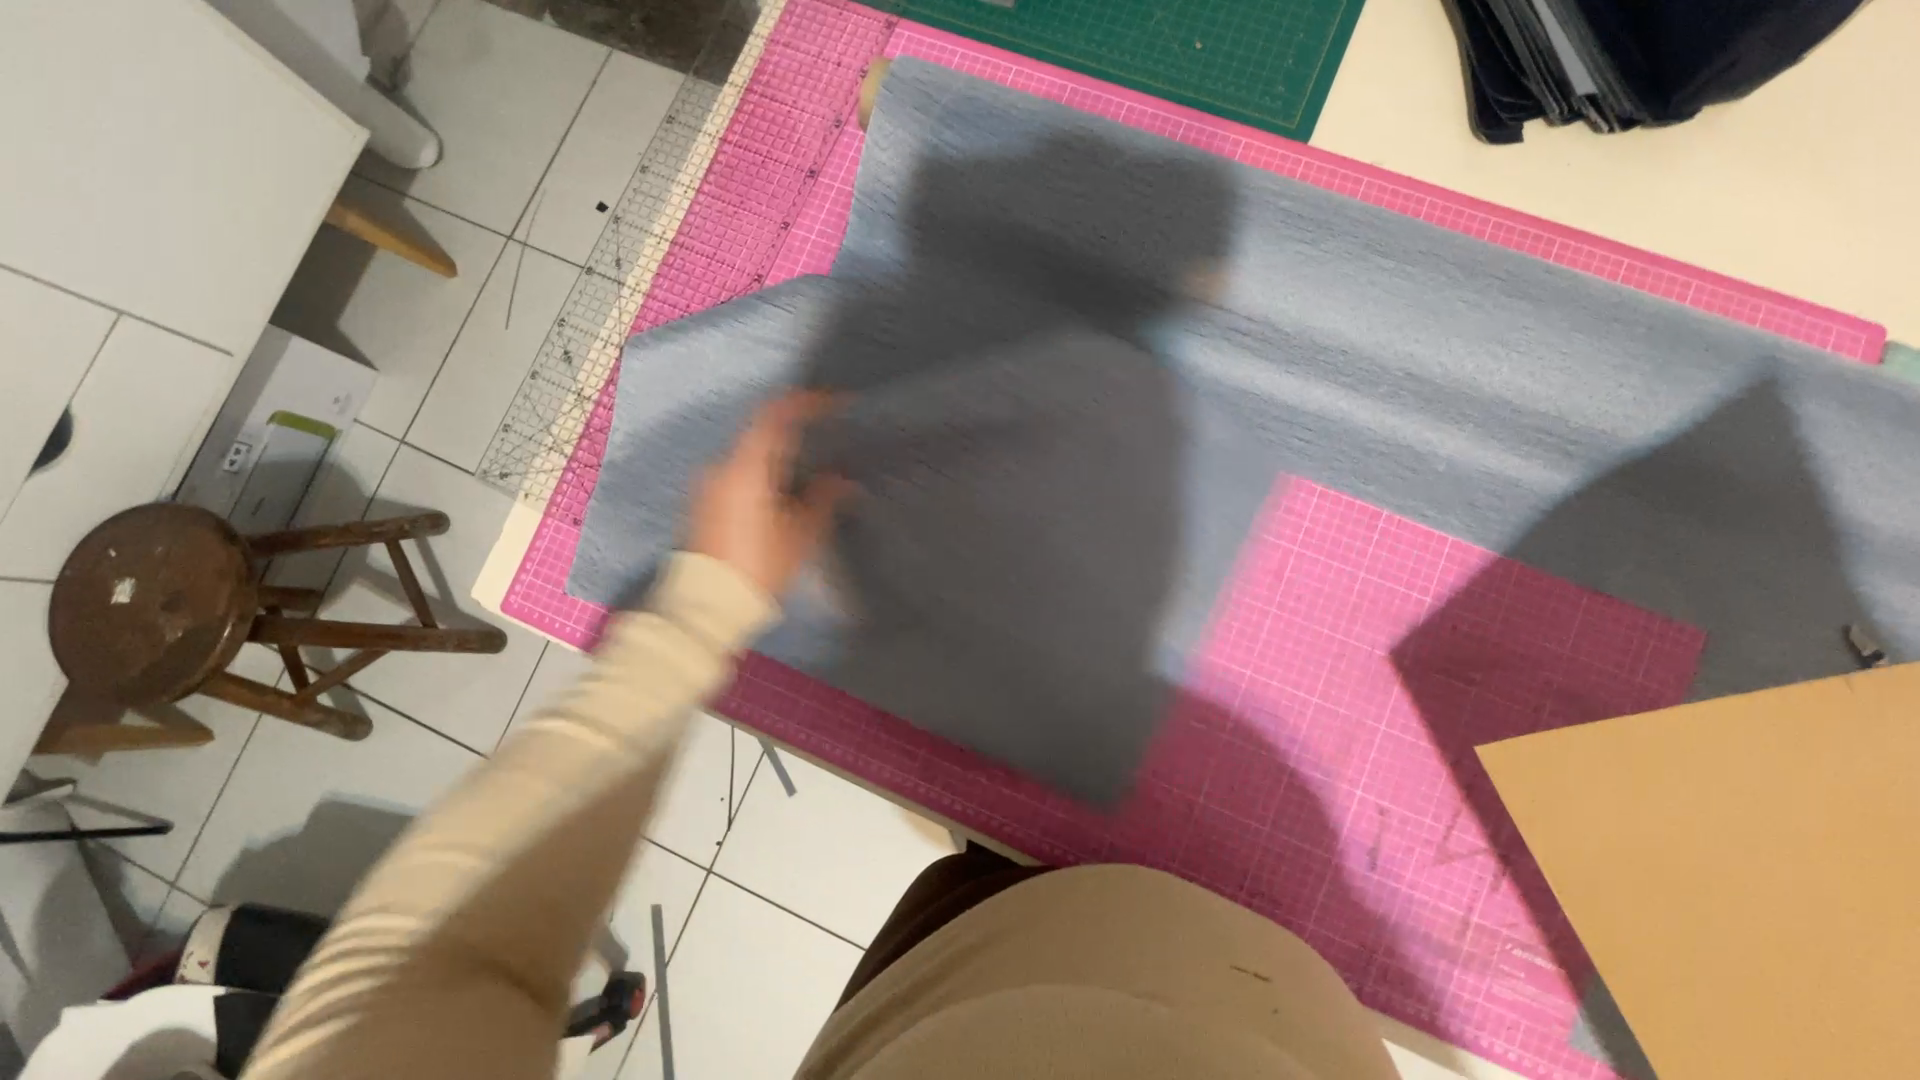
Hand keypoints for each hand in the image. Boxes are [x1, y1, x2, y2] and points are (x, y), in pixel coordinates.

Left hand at [686, 391, 852, 595]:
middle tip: (830, 446)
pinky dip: (765, 476)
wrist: (708, 606)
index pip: (775, 416)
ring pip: (752, 458)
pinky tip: (786, 497)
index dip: (806, 403)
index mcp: (745, 468)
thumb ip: (824, 499)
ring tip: (813, 477)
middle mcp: (721, 468)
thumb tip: (843, 479)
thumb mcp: (800, 536)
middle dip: (797, 437)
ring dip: (781, 460)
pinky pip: (740, 476)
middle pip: (763, 436)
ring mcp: (708, 486)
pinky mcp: (704, 504)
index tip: (836, 403)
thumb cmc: (759, 567)